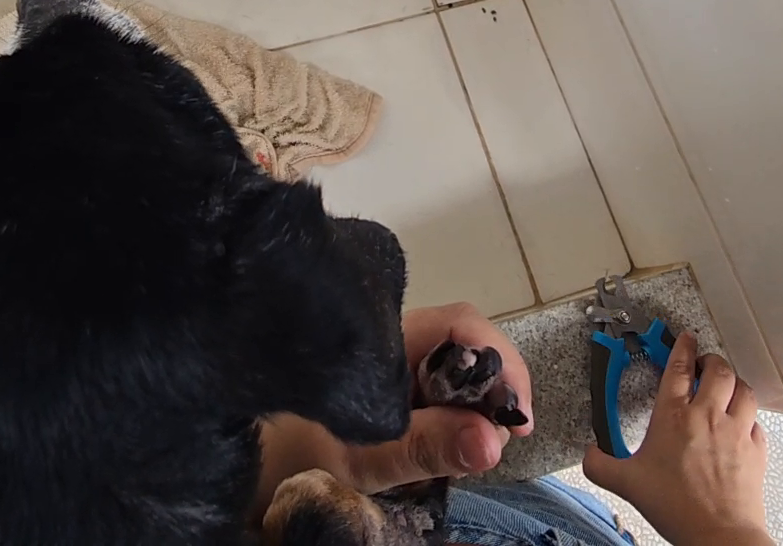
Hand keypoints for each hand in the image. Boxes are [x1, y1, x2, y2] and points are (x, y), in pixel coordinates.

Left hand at [255, 302, 534, 521]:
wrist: (265, 460)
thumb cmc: (303, 449)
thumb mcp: (367, 455)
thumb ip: (426, 446)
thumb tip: (493, 437)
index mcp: (389, 338)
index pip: (461, 322)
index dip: (499, 358)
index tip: (517, 412)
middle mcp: (400, 340)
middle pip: (469, 342)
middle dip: (498, 382)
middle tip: (510, 432)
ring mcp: (403, 361)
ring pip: (463, 366)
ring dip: (484, 401)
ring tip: (489, 442)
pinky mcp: (404, 387)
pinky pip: (448, 389)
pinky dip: (466, 414)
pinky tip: (465, 441)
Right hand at [582, 331, 771, 545]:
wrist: (721, 538)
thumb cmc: (677, 507)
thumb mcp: (628, 483)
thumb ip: (601, 464)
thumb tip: (588, 455)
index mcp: (674, 415)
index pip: (679, 367)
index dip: (682, 347)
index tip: (684, 338)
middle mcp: (707, 416)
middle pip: (718, 370)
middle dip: (711, 361)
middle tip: (703, 364)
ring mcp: (736, 433)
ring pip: (744, 391)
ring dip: (735, 384)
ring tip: (725, 387)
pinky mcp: (756, 453)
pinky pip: (757, 423)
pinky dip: (750, 418)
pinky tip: (741, 425)